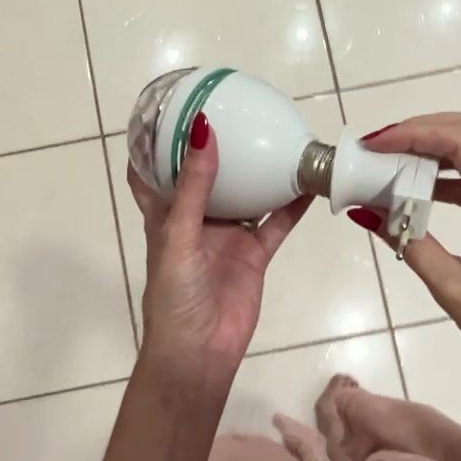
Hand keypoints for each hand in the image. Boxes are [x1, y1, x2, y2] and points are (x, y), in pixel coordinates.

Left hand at [128, 113, 312, 386]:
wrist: (200, 352)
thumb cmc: (175, 294)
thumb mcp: (177, 235)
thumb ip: (193, 186)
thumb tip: (203, 129)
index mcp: (165, 216)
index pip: (151, 173)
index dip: (153, 143)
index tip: (165, 108)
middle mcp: (195, 222)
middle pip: (205, 178)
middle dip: (217, 150)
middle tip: (236, 112)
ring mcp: (227, 238)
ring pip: (245, 197)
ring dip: (258, 172)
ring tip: (278, 137)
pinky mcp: (254, 256)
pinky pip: (275, 224)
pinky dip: (291, 205)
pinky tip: (308, 181)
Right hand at [359, 113, 460, 409]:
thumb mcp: (453, 290)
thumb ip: (409, 243)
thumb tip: (365, 211)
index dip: (416, 134)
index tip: (375, 145)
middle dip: (427, 127)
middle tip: (382, 144)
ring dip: (441, 142)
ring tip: (395, 158)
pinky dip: (455, 166)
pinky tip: (422, 184)